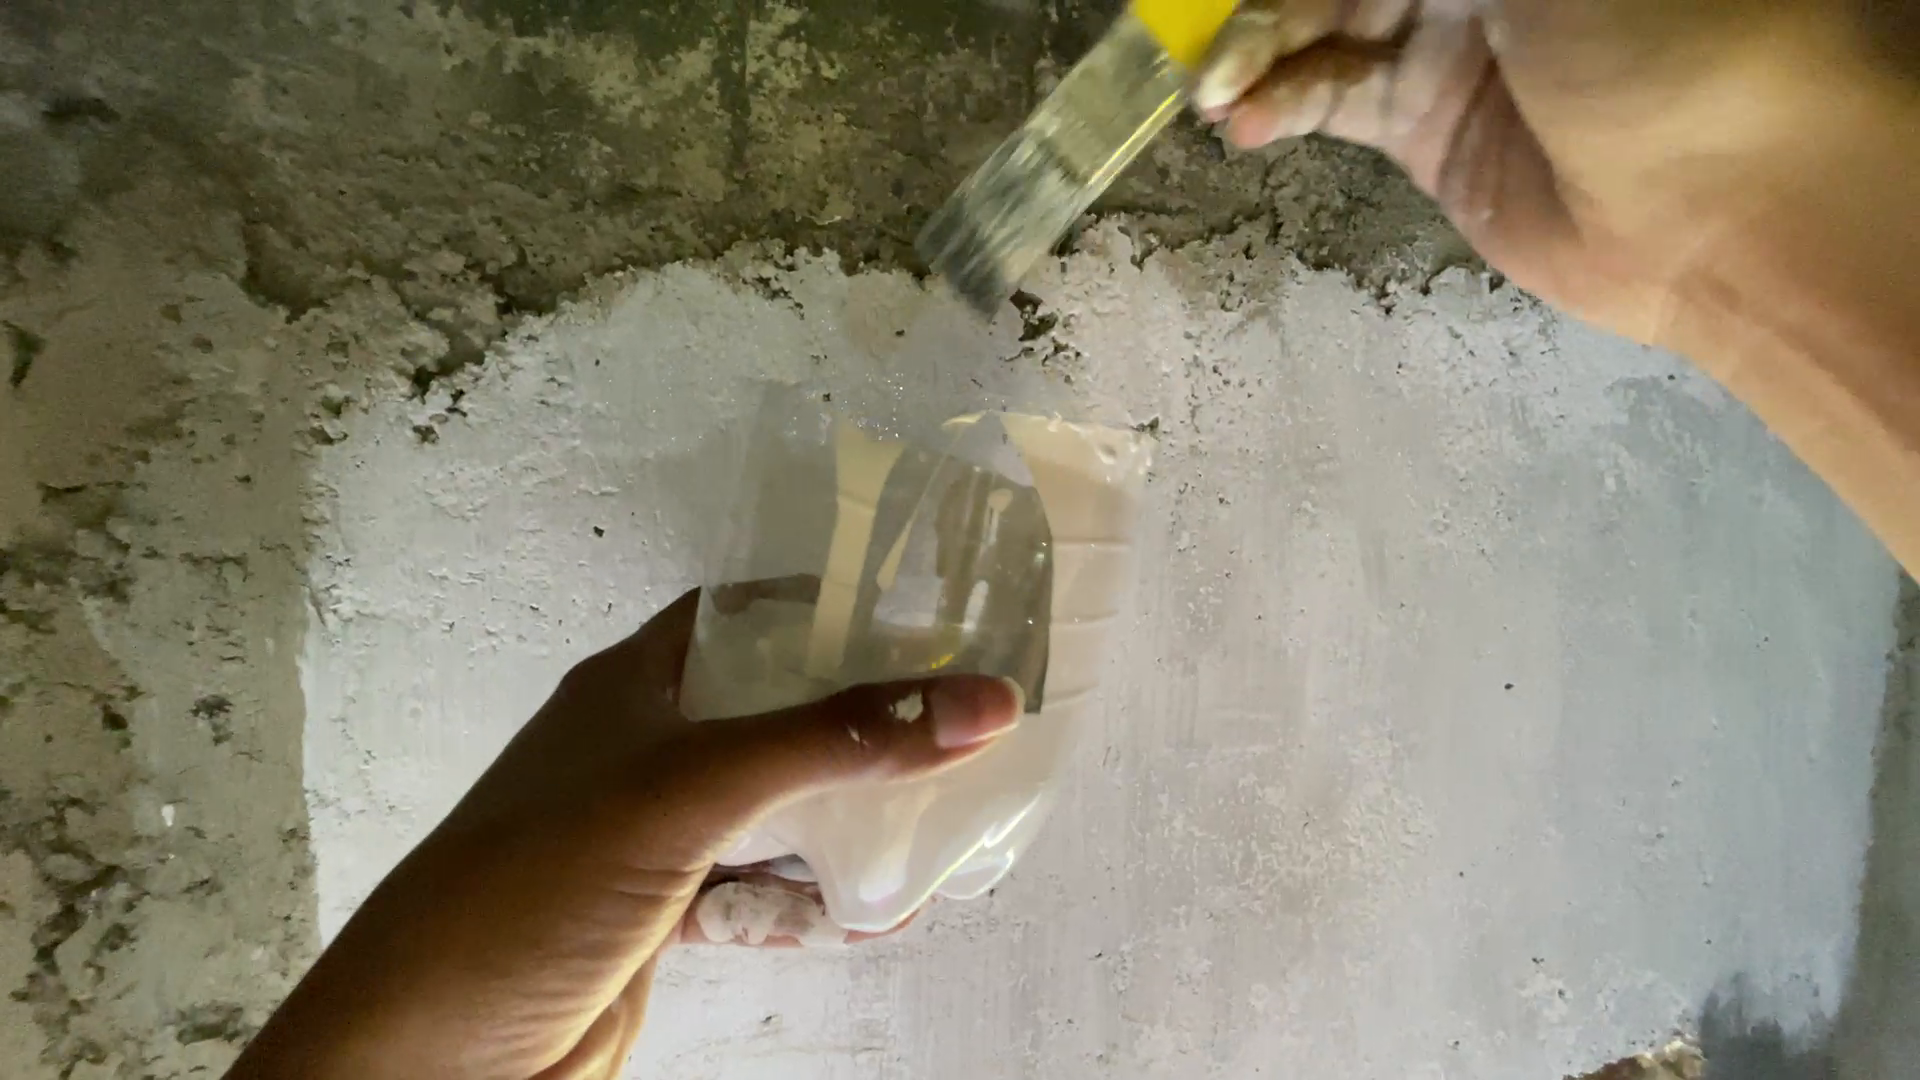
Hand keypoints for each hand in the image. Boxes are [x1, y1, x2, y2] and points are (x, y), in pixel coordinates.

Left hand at [227, 588, 1022, 1079]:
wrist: (422, 1074)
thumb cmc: (544, 882)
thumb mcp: (695, 789)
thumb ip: (836, 741)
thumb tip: (983, 701)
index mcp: (637, 682)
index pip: (744, 615)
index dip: (821, 608)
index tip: (906, 615)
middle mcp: (648, 745)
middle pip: (772, 711)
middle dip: (852, 720)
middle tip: (942, 718)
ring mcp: (655, 830)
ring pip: (772, 804)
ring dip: (842, 817)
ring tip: (932, 818)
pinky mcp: (664, 906)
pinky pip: (757, 884)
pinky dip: (810, 897)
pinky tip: (874, 912)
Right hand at [1191, 0, 1910, 346]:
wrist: (1705, 201)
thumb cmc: (1659, 44)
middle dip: (1270, 13)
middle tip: (1207, 61)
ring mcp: (1439, 51)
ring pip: (1324, 42)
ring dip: (1262, 66)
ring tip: (1214, 99)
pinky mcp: (1418, 127)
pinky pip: (1334, 104)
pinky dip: (1284, 111)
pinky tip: (1244, 127)